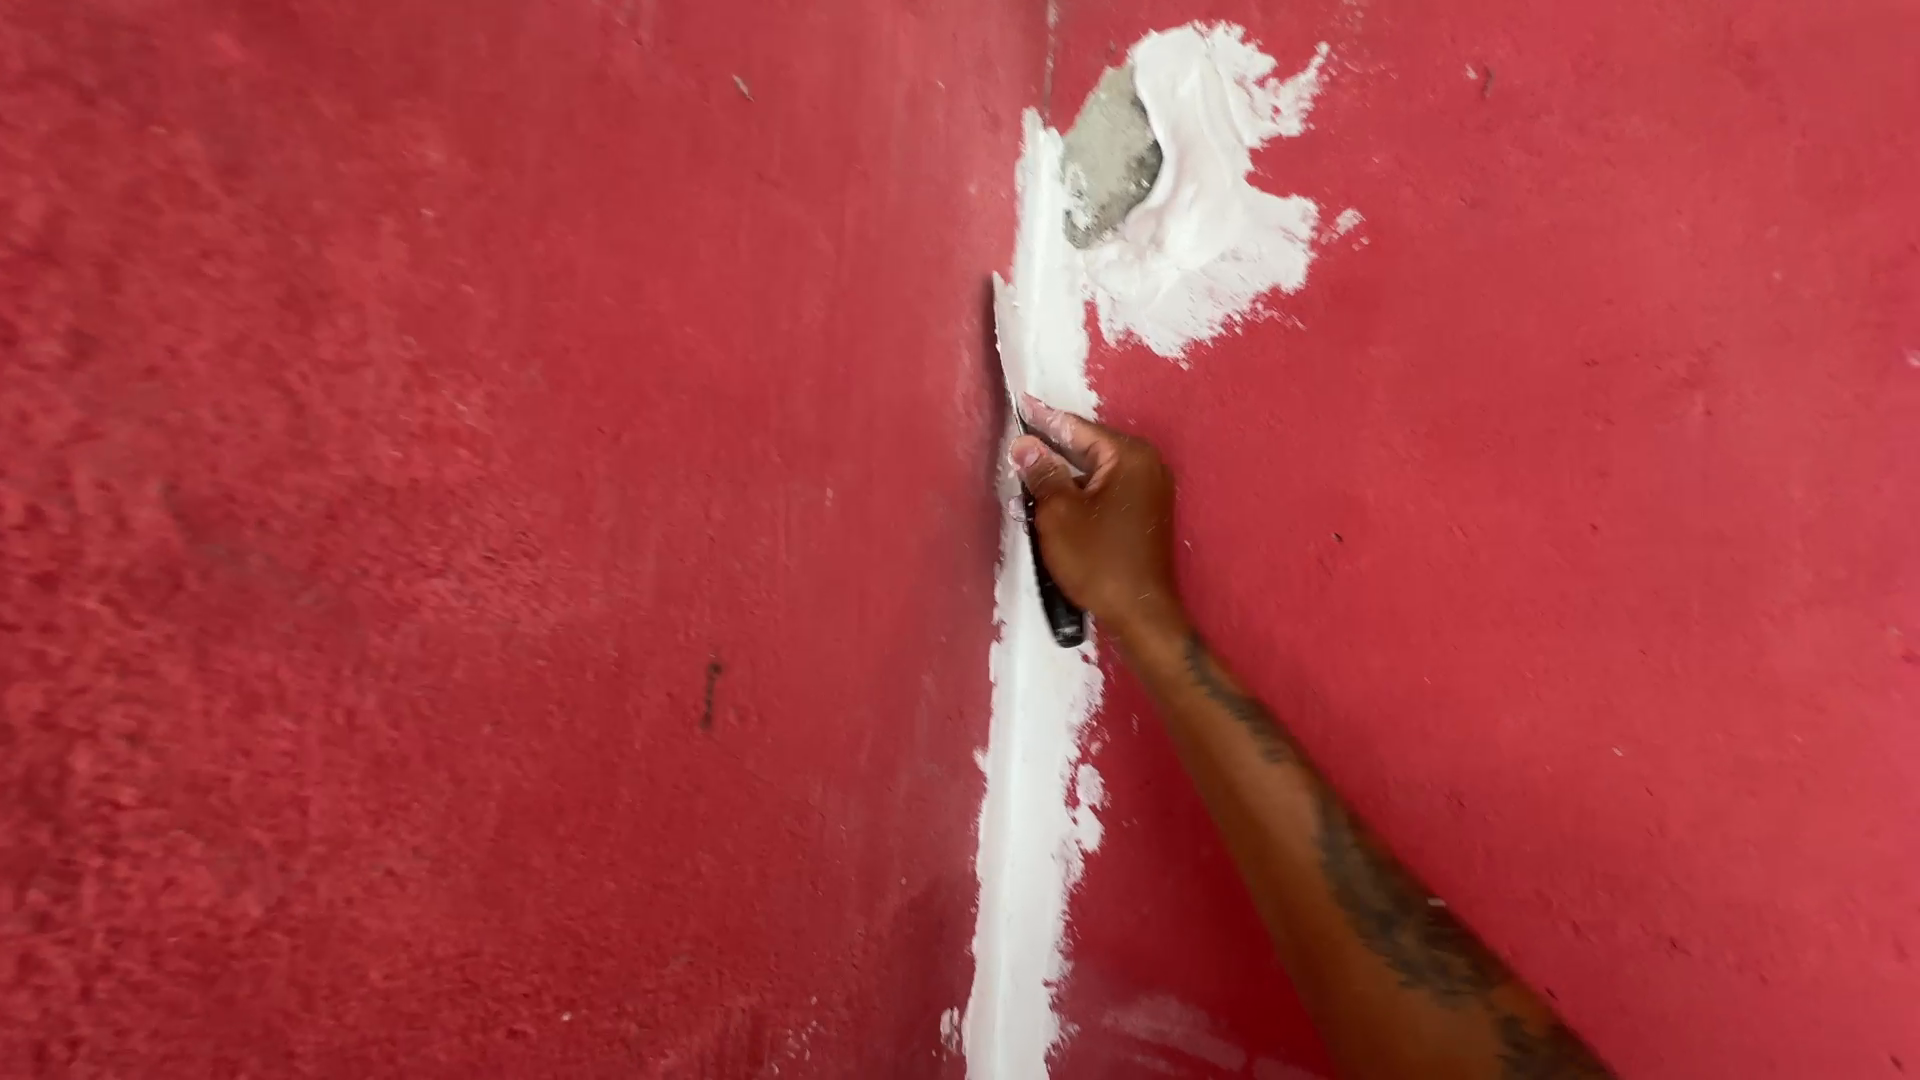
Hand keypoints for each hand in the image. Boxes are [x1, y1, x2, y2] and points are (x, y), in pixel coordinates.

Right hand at [1011, 398, 1186, 638]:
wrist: (1139, 611)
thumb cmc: (1098, 559)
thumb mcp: (1059, 513)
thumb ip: (1042, 473)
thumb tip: (1025, 444)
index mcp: (1129, 456)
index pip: (1076, 428)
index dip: (1043, 419)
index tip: (1021, 403)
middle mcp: (1145, 466)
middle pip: (1086, 449)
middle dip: (1049, 451)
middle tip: (1016, 442)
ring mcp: (1147, 491)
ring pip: (1091, 474)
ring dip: (1059, 479)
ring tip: (1023, 481)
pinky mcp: (1141, 514)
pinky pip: (1101, 493)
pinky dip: (1075, 496)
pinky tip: (1047, 503)